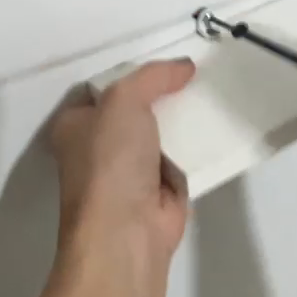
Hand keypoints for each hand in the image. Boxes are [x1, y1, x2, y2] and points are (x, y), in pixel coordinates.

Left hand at [48, 59, 196, 272]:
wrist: (126, 233)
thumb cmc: (111, 161)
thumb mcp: (124, 100)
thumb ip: (153, 76)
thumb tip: (185, 67)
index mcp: (75, 125)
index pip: (103, 88)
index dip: (132, 72)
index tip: (167, 63)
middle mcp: (99, 148)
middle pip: (137, 109)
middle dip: (164, 95)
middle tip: (198, 74)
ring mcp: (131, 172)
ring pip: (162, 133)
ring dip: (185, 119)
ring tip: (215, 93)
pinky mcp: (160, 192)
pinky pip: (183, 159)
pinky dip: (199, 147)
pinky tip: (221, 127)